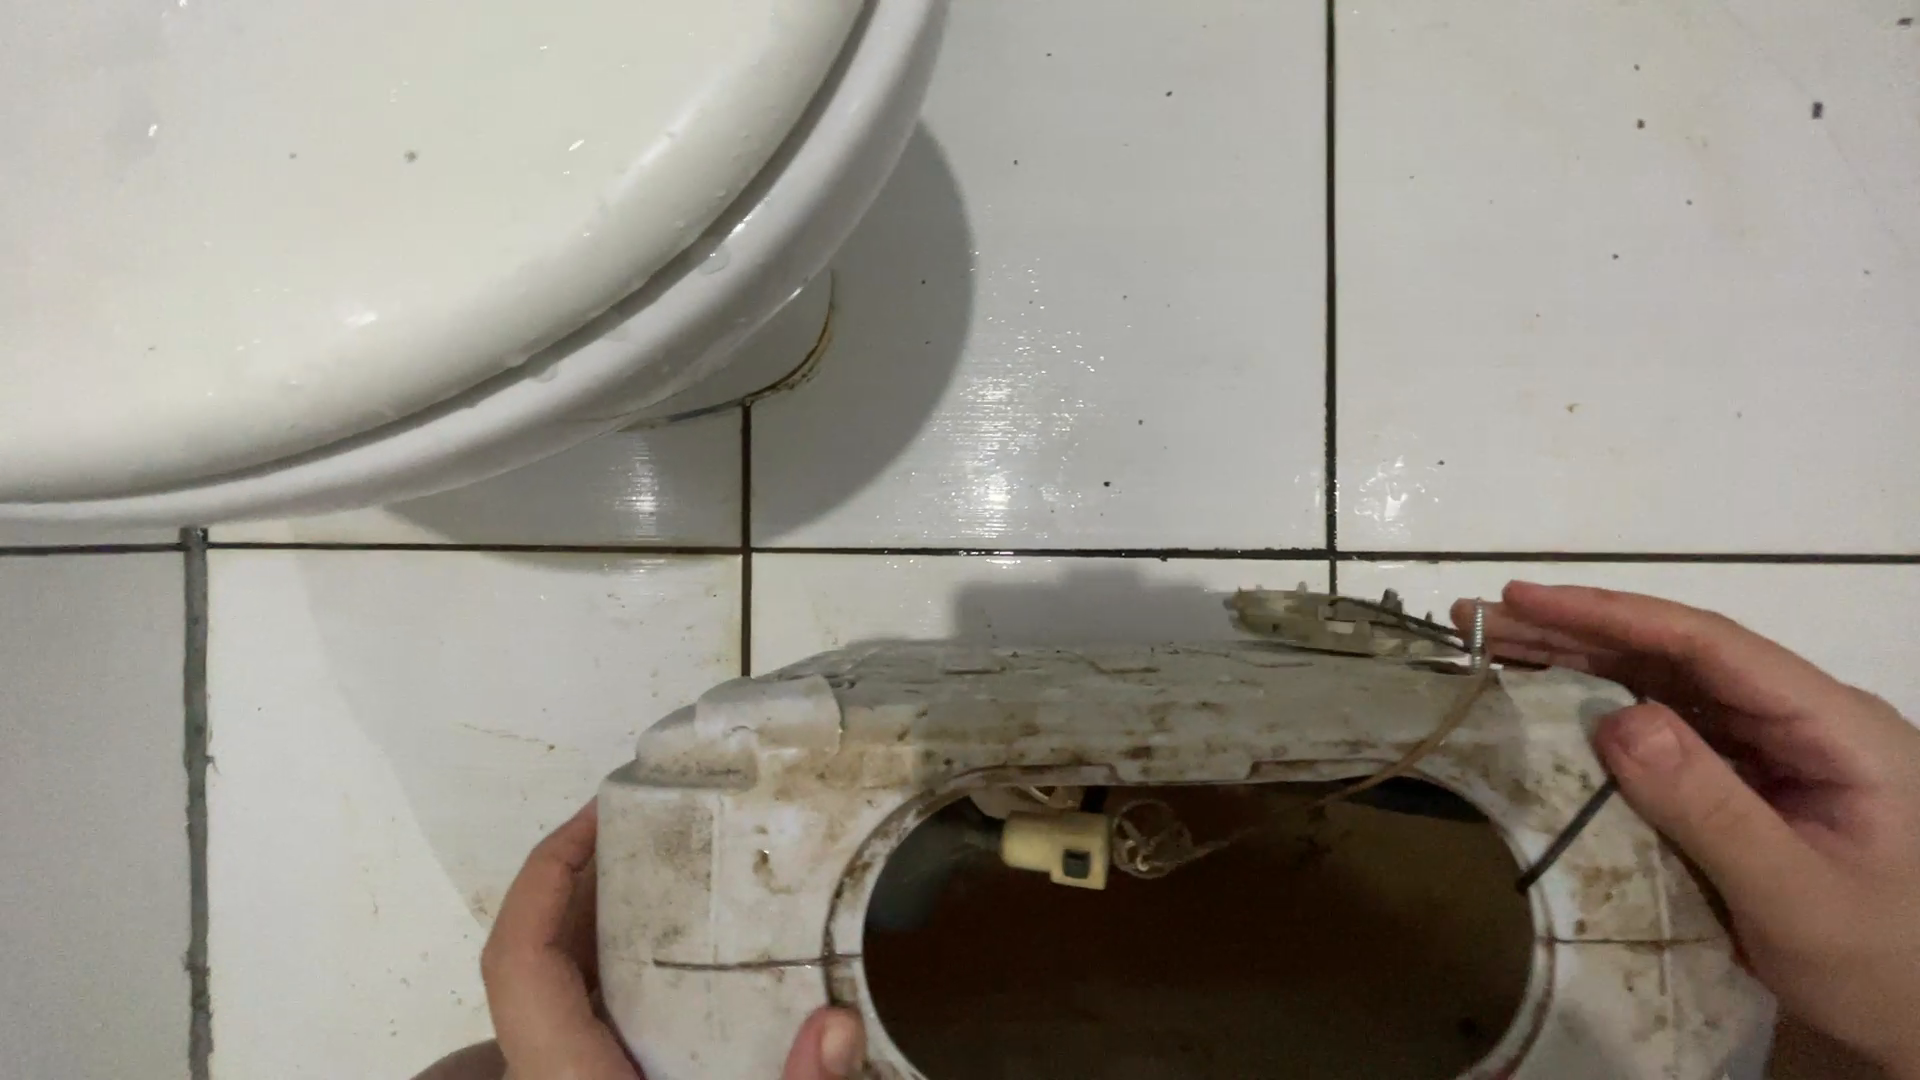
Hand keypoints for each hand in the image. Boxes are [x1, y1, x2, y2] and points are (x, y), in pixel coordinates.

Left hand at [480, 802, 866, 1078]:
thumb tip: (836, 1025)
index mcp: (565, 1079)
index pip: (517, 961)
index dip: (545, 875)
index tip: (603, 812)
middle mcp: (553, 1073)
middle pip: (537, 954)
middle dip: (587, 875)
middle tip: (669, 825)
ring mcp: (575, 1077)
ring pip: (564, 982)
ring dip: (608, 914)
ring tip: (685, 867)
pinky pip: (595, 1007)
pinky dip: (628, 960)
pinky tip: (694, 952)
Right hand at [1453, 583, 1919, 1077]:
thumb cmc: (1886, 969)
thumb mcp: (1798, 898)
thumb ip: (1712, 808)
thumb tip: (1613, 719)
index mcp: (1833, 726)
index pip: (1706, 644)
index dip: (1607, 613)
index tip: (1521, 598)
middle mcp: (1793, 714)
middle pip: (1664, 649)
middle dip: (1564, 627)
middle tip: (1474, 617)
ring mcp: (1759, 739)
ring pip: (1647, 674)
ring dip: (1563, 653)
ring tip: (1484, 639)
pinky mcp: (1729, 766)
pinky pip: (1645, 714)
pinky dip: (1580, 693)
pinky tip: (1531, 685)